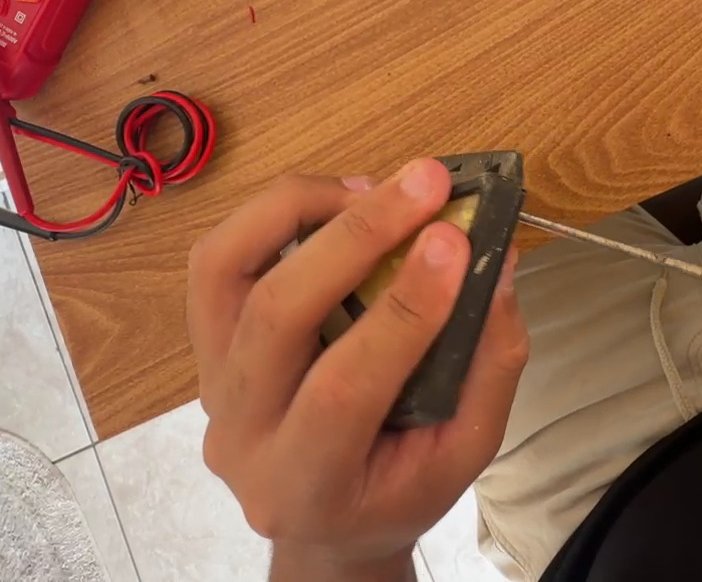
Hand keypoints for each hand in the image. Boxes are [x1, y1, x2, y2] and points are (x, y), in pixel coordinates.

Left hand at [187, 159, 529, 579]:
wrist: (322, 520)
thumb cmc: (397, 488)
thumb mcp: (465, 450)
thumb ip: (490, 361)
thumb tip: (496, 258)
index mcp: (307, 481)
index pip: (344, 386)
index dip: (405, 306)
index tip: (454, 239)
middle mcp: (240, 429)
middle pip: (275, 314)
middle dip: (359, 234)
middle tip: (428, 181)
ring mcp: (210, 379)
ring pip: (222, 265)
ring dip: (302, 206)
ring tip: (374, 187)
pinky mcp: (206, 338)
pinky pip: (219, 255)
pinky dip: (279, 212)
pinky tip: (342, 201)